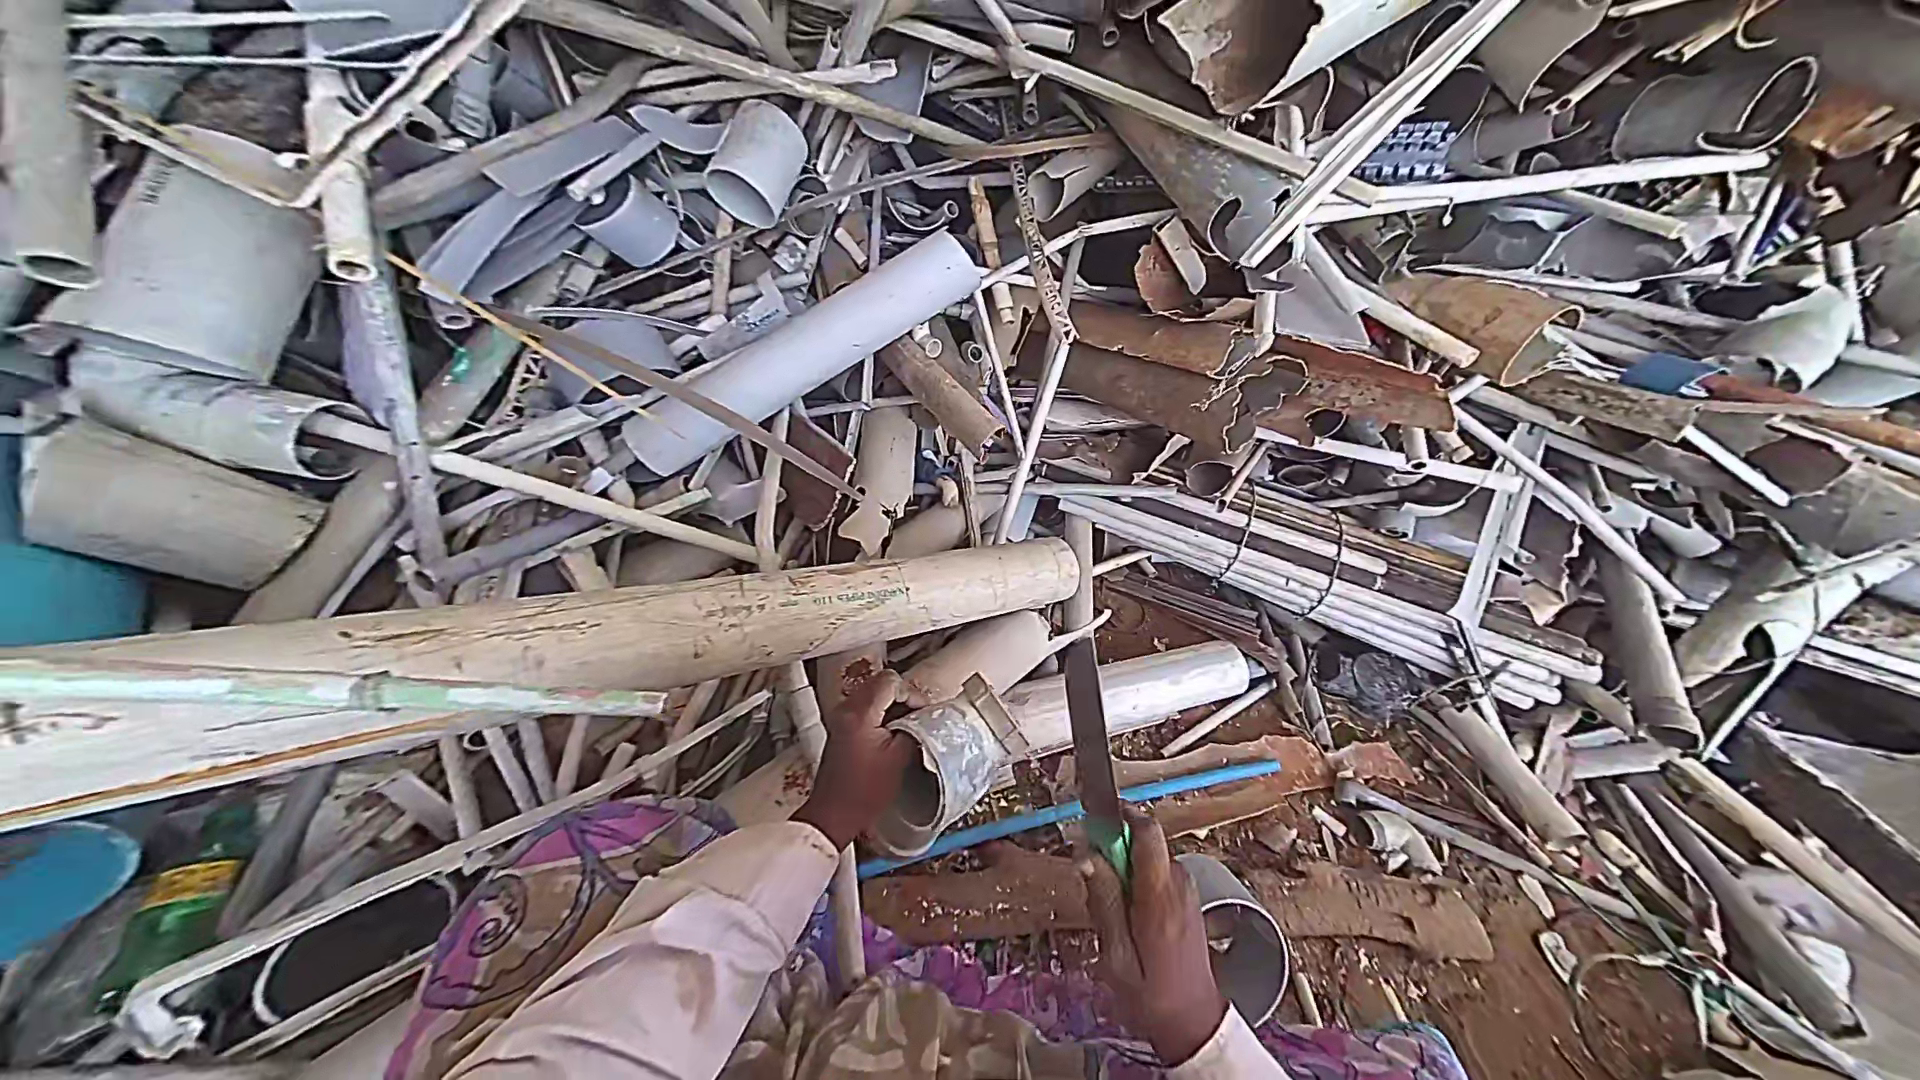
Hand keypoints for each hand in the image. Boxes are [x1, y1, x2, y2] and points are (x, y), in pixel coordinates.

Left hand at [792, 667, 911, 848]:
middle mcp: (846, 709)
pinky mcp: (842, 726)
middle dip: (904, 696)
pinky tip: (894, 731)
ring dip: (893, 703)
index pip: (890, 681)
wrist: (834, 814)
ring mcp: (841, 716)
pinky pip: (866, 706)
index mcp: (860, 713)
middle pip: (881, 682)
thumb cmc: (864, 792)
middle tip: (920, 715)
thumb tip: (925, 717)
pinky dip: (882, 711)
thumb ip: (914, 730)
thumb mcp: (898, 759)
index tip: (924, 711)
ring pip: (873, 692)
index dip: (912, 694)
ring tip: (910, 724)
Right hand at [1082, 809, 1226, 1064]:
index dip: (1119, 815)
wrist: (1195, 1025)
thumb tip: (1087, 855)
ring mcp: (1187, 889)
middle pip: (1141, 841)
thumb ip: (1103, 901)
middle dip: (1112, 853)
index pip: (1146, 830)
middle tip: (1095, 887)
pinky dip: (1137, 881)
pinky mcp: (1187, 896)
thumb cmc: (1152, 997)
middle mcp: (1179, 884)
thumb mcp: (1116, 956)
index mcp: (1160, 896)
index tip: (1092, 823)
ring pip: (1145, 856)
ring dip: (1123, 870)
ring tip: (1113, 912)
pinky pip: (1154, 871)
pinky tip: (1129, 916)